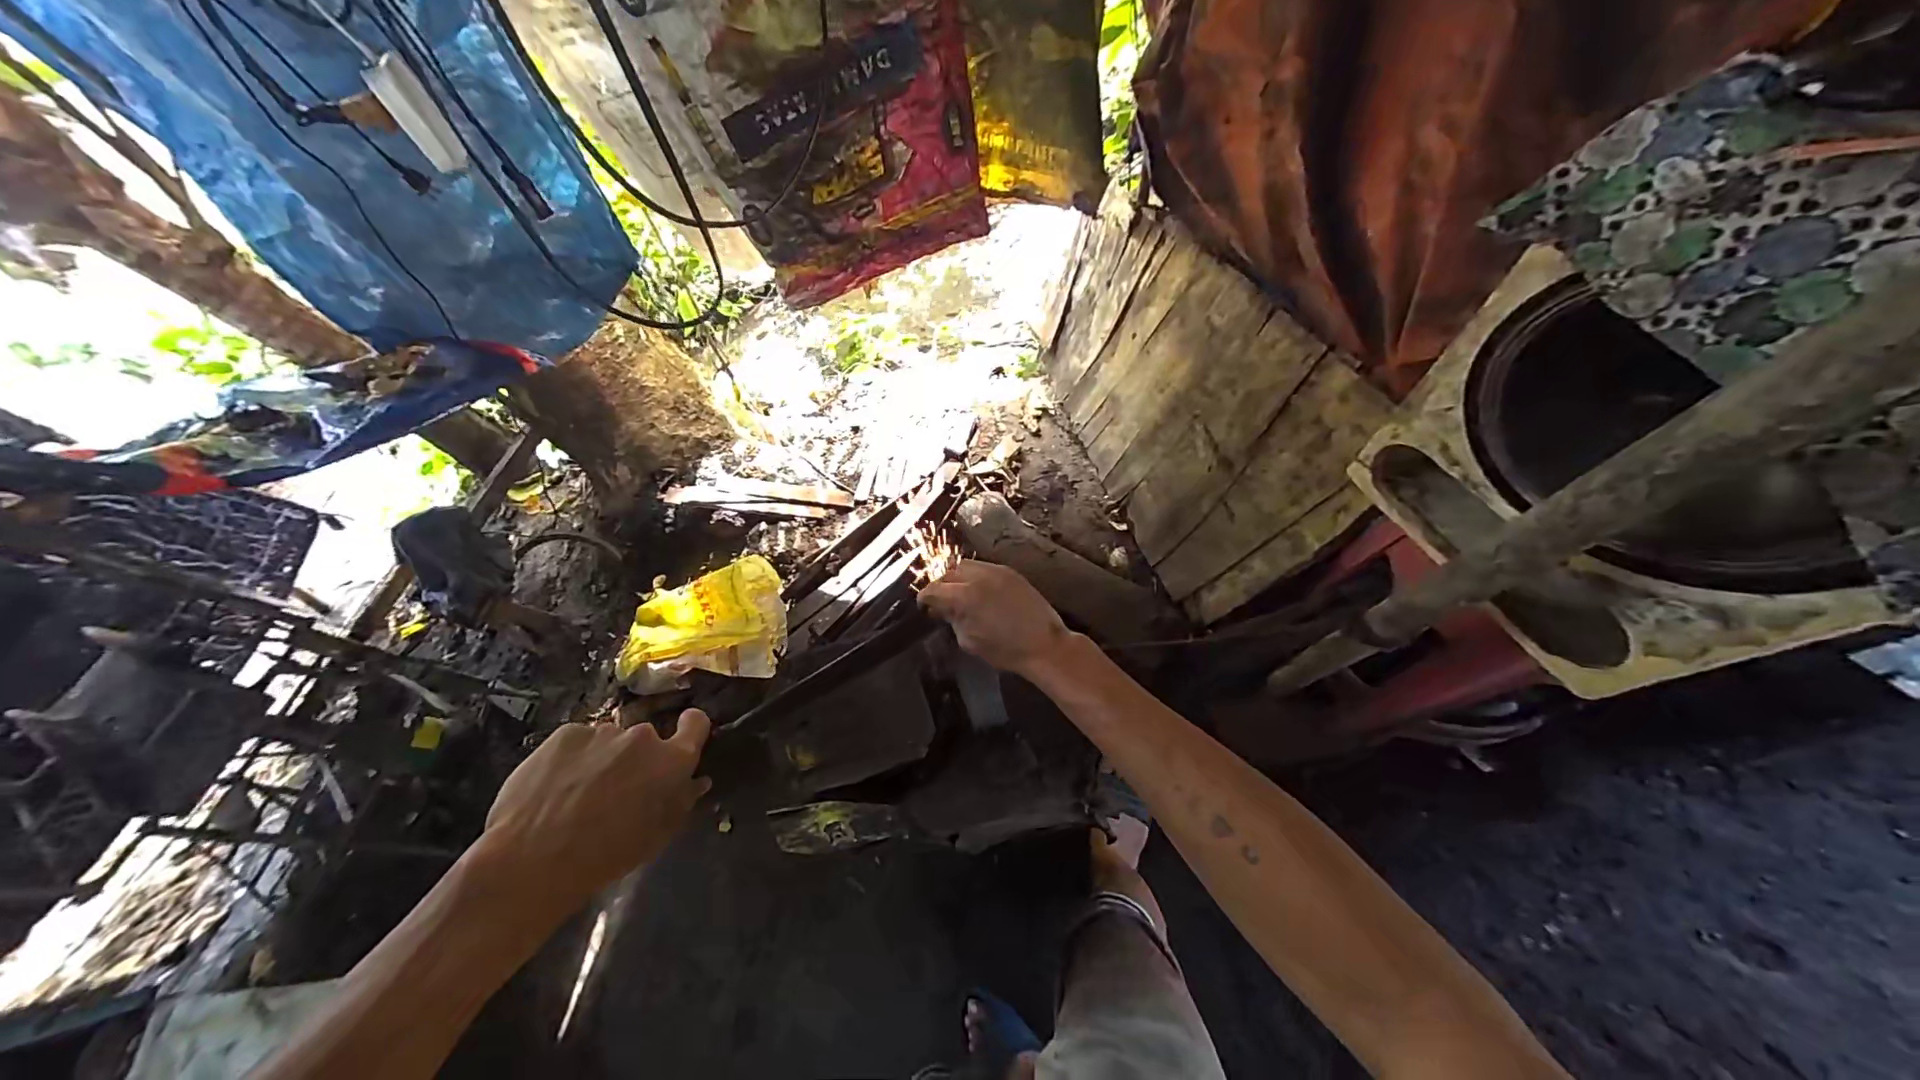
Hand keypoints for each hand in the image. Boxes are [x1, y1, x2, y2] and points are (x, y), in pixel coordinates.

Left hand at [479, 709, 711, 913]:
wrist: (533, 860)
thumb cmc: (607, 856)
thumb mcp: (657, 835)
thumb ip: (681, 801)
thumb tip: (695, 780)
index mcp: (672, 761)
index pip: (696, 724)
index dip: (690, 728)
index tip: (679, 739)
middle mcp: (643, 736)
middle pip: (646, 739)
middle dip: (636, 758)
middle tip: (615, 790)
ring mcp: (603, 731)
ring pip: (609, 741)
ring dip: (602, 759)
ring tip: (576, 795)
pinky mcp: (565, 734)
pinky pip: (578, 742)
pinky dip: (572, 759)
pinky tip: (555, 787)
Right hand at [918, 560, 1075, 677]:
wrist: (1044, 645)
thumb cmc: (1005, 650)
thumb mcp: (969, 640)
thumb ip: (952, 620)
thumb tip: (942, 609)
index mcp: (965, 596)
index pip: (934, 589)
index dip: (925, 598)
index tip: (924, 606)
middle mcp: (978, 576)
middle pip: (948, 573)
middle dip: (941, 586)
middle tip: (942, 602)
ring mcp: (996, 571)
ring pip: (966, 565)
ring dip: (958, 578)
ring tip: (960, 594)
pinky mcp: (1011, 572)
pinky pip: (984, 567)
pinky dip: (975, 576)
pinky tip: (979, 591)